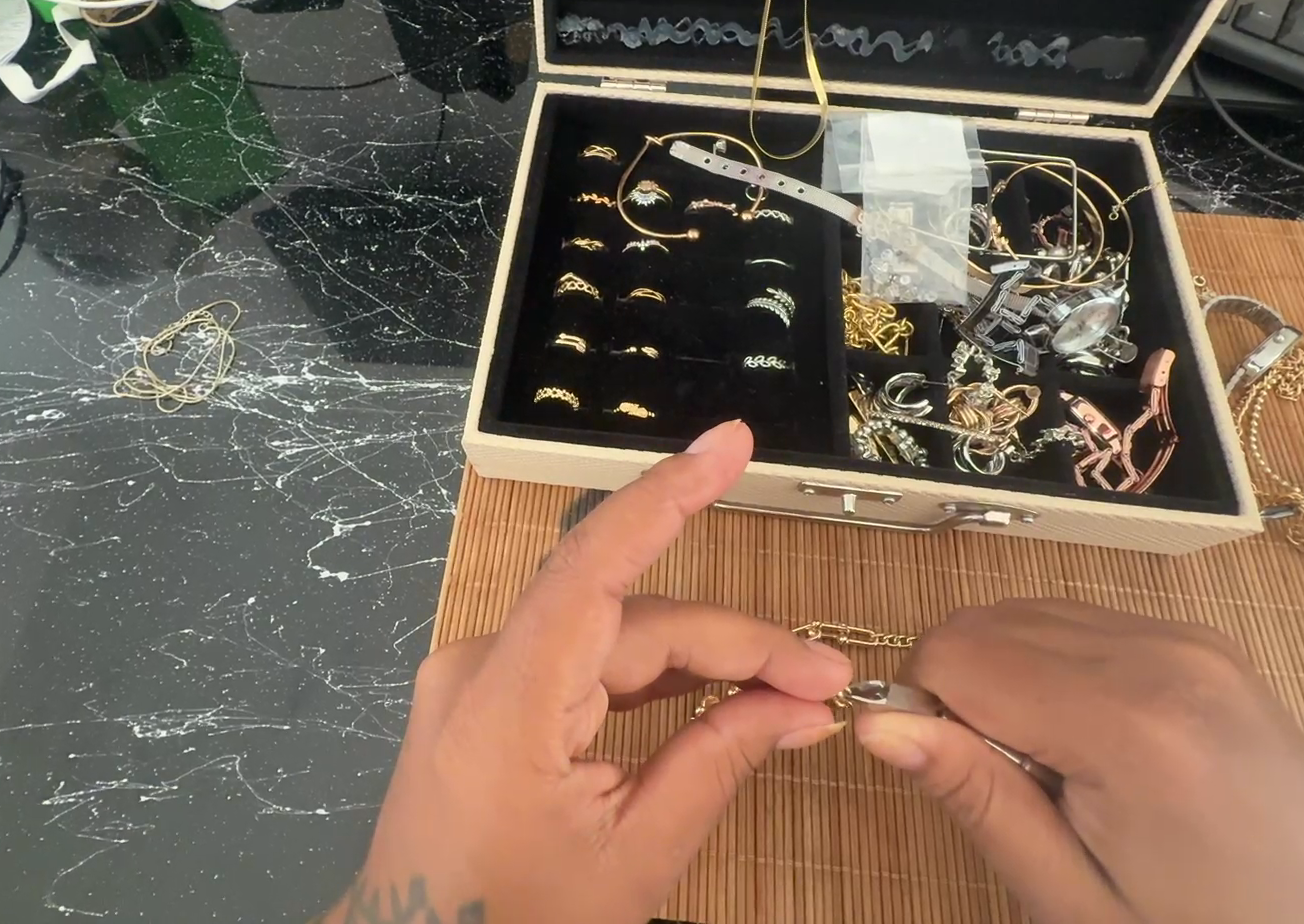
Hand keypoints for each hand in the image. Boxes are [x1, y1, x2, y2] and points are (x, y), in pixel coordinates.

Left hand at [323, 421, 852, 923]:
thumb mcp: (633, 860)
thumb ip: (717, 761)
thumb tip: (800, 706)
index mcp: (507, 698)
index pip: (595, 563)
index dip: (669, 493)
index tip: (731, 443)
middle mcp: (485, 661)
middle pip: (630, 617)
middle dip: (732, 642)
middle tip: (821, 678)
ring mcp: (483, 671)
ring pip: (613, 635)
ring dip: (700, 656)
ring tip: (789, 683)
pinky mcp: (493, 689)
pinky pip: (587, 660)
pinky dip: (653, 673)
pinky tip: (717, 687)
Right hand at [855, 600, 1303, 923]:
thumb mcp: (1076, 903)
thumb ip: (976, 797)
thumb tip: (873, 720)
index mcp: (1134, 720)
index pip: (951, 651)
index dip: (929, 712)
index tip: (969, 780)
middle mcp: (1163, 650)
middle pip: (980, 623)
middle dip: (963, 691)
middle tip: (1020, 783)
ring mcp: (1187, 636)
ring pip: (1017, 615)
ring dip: (1003, 676)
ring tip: (1062, 763)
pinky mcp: (1199, 637)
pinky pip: (1068, 621)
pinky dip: (1046, 666)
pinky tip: (1093, 735)